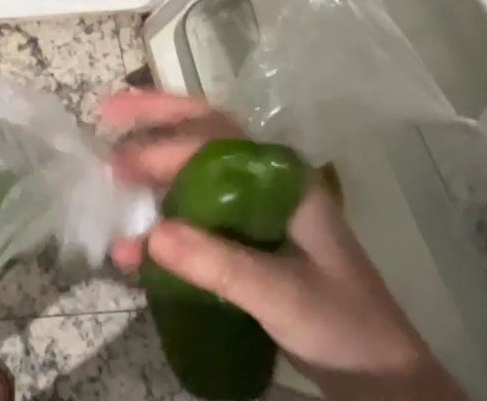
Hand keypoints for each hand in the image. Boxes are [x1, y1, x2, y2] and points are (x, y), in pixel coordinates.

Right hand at [101, 91, 464, 400]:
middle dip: (155, 119)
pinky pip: (193, 213)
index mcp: (283, 179)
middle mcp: (265, 183)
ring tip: (109, 179)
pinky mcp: (242, 242)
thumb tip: (150, 235)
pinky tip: (133, 243)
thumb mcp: (283, 295)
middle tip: (106, 112)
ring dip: (151, 170)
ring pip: (193, 170)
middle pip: (203, 134)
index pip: (214, 141)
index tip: (121, 164)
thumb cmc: (342, 325)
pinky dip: (160, 220)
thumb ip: (219, 263)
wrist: (380, 381)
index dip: (164, 145)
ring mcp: (253, 212)